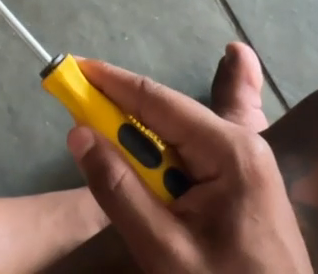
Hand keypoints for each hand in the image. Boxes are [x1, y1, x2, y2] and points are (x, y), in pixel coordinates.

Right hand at [67, 59, 312, 273]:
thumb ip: (118, 189)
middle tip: (78, 108)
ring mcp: (247, 164)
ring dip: (140, 144)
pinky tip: (148, 176)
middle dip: (121, 111)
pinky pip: (190, 159)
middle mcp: (242, 144)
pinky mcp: (243, 185)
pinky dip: (160, 162)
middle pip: (166, 115)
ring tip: (110, 148)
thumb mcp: (165, 250)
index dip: (109, 81)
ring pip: (176, 138)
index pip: (156, 99)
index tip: (70, 67)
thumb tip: (78, 133)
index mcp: (230, 150)